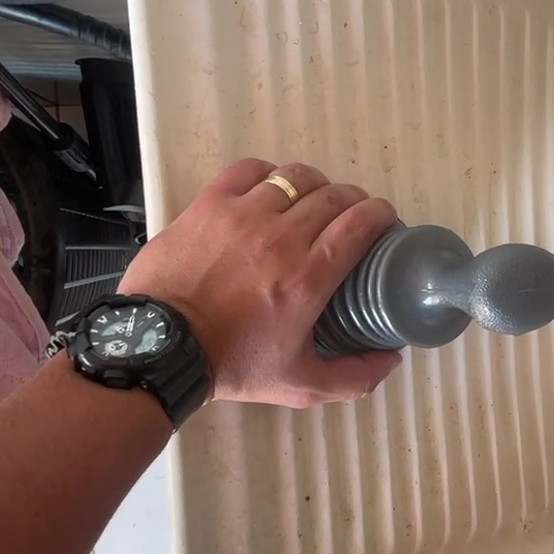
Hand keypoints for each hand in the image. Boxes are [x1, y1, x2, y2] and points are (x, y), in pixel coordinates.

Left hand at [117, 158, 401, 406]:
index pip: (360, 223)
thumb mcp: (302, 384)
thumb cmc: (233, 364)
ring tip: (313, 202)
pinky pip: (251, 170)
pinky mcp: (210, 204)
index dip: (381, 214)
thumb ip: (355, 377)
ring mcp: (243, 215)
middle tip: (352, 218)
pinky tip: (272, 190)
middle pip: (334, 196)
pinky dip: (271, 174)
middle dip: (354, 201)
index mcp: (309, 277)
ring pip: (296, 177)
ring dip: (316, 186)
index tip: (384, 222)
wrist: (160, 348)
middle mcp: (282, 237)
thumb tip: (393, 358)